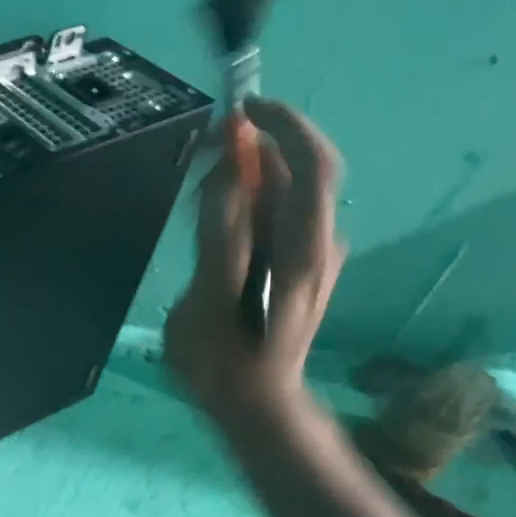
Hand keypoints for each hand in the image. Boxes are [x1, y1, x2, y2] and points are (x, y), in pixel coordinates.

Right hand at [164, 98, 344, 423]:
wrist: (256, 406)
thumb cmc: (226, 363)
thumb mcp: (210, 302)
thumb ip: (220, 238)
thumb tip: (227, 177)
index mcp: (303, 250)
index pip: (312, 165)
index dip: (283, 126)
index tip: (240, 110)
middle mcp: (318, 243)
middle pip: (294, 172)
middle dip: (252, 149)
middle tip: (204, 153)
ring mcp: (310, 254)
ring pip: (280, 192)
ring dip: (242, 178)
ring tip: (197, 200)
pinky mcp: (296, 264)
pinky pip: (273, 213)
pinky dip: (243, 200)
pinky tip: (211, 222)